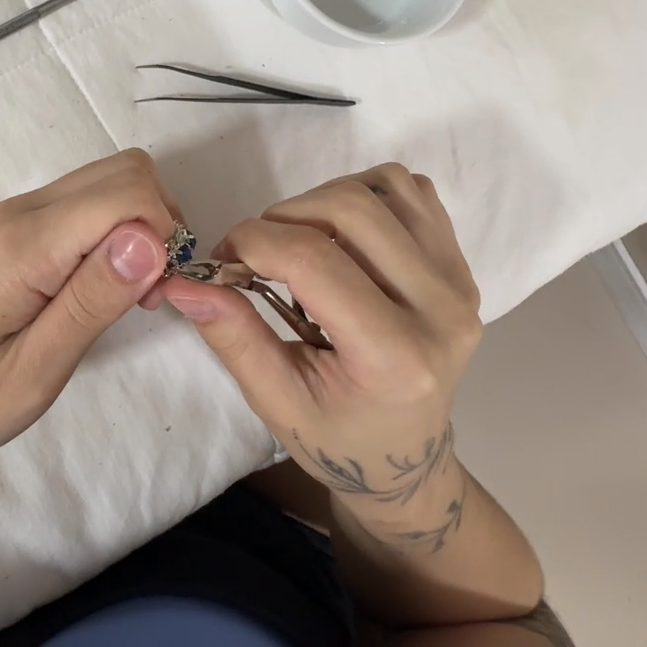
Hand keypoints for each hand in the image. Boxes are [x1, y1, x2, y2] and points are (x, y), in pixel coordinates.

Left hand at [0, 149, 179, 469]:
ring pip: (110, 181)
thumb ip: (92, 302)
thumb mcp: (31, 373)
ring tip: (125, 295)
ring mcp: (18, 214)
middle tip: (145, 296)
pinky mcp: (17, 227)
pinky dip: (116, 231)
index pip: (128, 192)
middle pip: (125, 172)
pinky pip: (87, 202)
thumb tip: (153, 240)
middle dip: (160, 224)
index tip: (152, 298)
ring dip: (140, 227)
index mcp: (25, 244)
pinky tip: (100, 286)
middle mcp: (23, 211)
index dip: (163, 237)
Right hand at [162, 165, 482, 537]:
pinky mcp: (462, 264)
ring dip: (322, 200)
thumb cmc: (338, 438)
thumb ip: (232, 335)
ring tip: (299, 240)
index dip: (253, 241)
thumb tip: (183, 281)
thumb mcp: (275, 401)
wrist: (407, 459)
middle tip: (256, 250)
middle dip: (282, 215)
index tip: (222, 258)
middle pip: (350, 209)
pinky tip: (341, 235)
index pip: (313, 260)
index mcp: (394, 356)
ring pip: (382, 188)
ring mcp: (460, 281)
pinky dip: (365, 195)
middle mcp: (441, 309)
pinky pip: (410, 192)